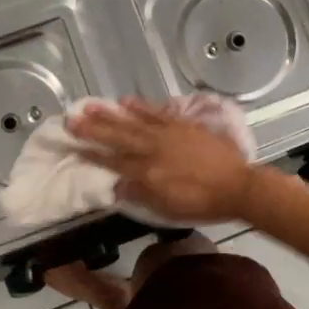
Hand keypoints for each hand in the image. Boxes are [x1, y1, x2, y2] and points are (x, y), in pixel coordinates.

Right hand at [68, 98, 260, 223]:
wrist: (238, 185)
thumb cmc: (202, 202)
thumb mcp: (168, 208)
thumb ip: (140, 194)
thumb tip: (116, 184)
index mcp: (146, 171)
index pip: (112, 161)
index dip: (91, 154)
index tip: (72, 146)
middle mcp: (152, 148)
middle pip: (116, 137)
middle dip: (92, 129)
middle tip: (70, 120)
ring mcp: (167, 134)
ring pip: (132, 121)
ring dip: (109, 114)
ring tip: (89, 106)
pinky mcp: (181, 125)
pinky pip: (156, 112)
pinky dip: (140, 106)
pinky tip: (125, 101)